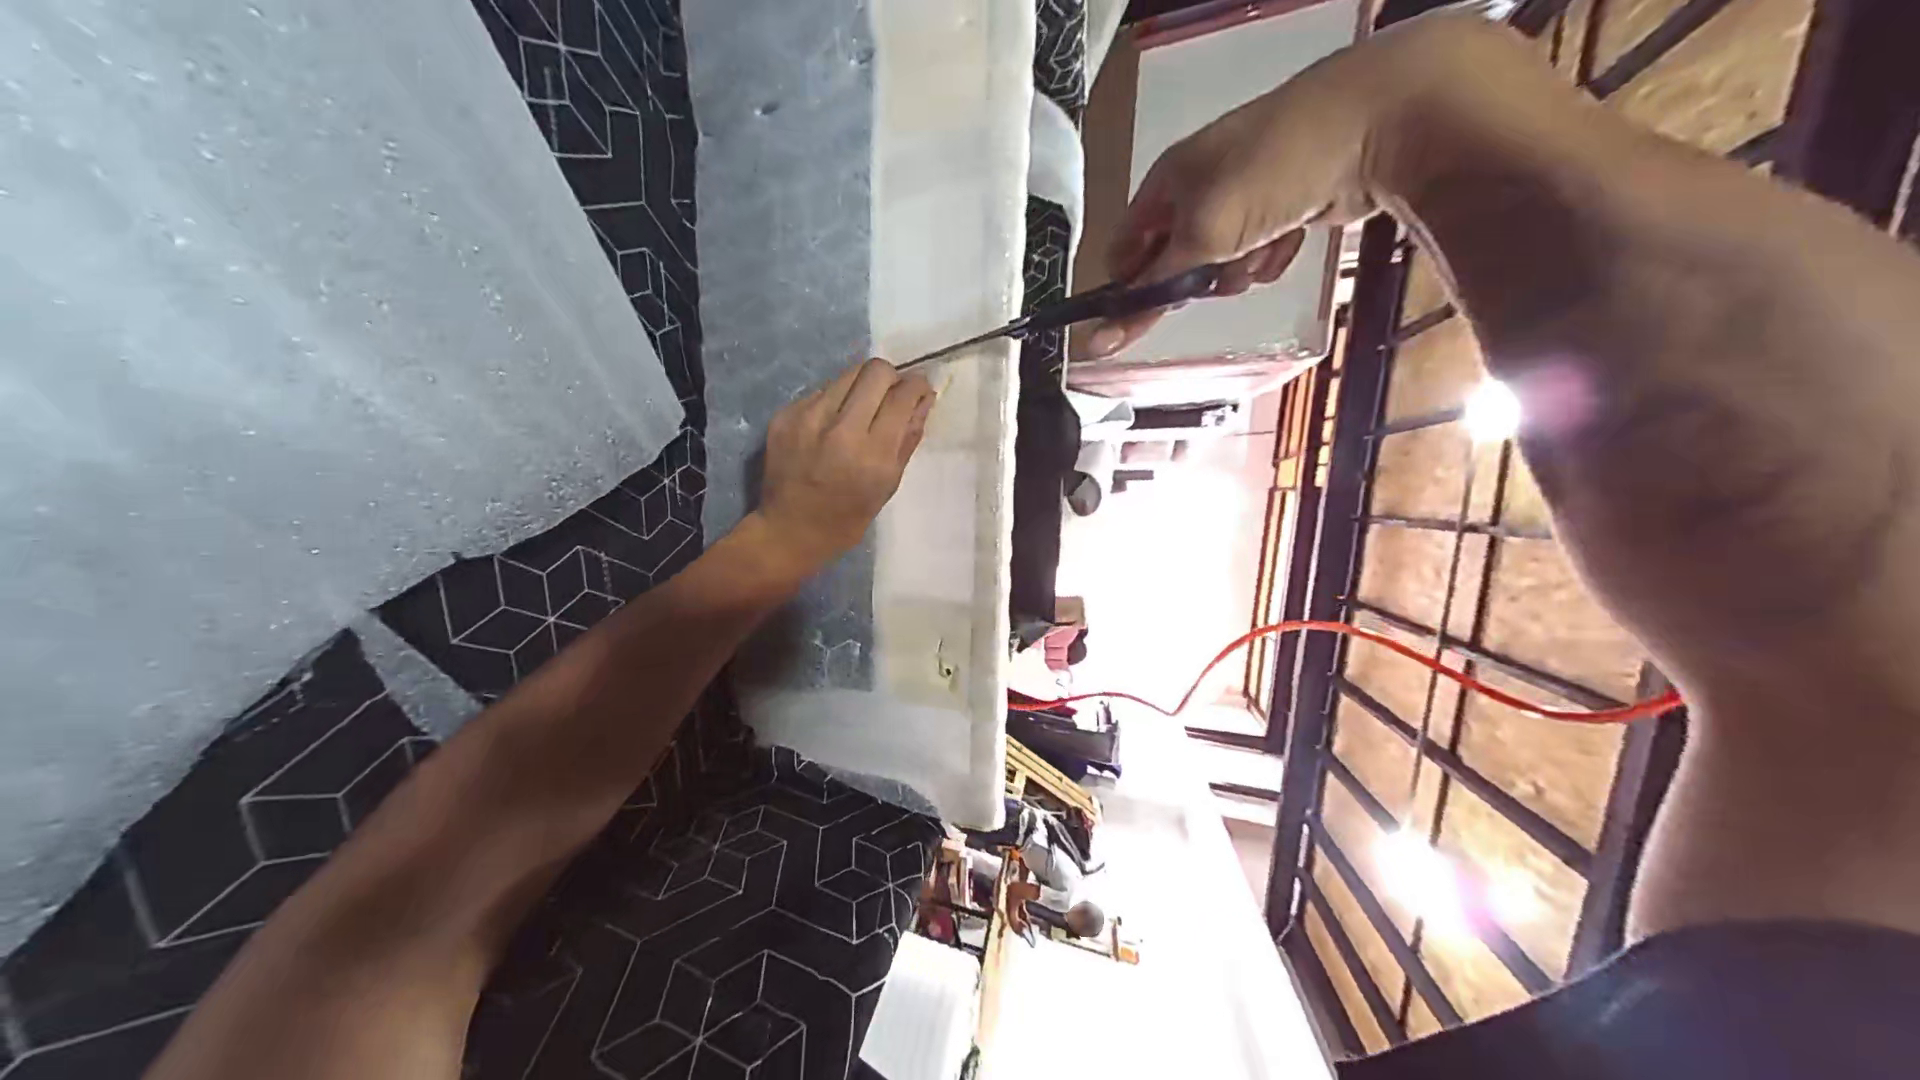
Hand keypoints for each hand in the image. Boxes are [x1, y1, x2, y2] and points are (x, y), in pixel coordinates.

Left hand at [753, 357, 934, 571]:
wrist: (789, 530)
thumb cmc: (847, 518)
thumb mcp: (888, 484)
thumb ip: (907, 437)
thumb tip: (924, 398)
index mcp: (871, 454)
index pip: (902, 395)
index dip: (917, 386)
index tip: (919, 390)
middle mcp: (840, 429)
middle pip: (875, 370)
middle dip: (891, 378)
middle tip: (891, 396)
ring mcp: (808, 418)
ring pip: (847, 374)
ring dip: (862, 387)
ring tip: (860, 411)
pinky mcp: (785, 415)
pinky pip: (822, 391)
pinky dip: (835, 402)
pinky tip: (831, 427)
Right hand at [1083, 14, 1478, 357]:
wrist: (1370, 124)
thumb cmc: (1269, 172)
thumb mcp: (1201, 233)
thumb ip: (1155, 283)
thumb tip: (1109, 327)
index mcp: (1167, 182)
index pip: (1126, 247)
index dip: (1127, 284)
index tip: (1135, 318)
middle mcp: (1198, 188)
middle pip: (1174, 260)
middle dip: (1193, 278)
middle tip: (1214, 274)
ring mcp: (1242, 196)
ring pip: (1219, 263)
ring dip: (1236, 272)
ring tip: (1259, 255)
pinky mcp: (1281, 207)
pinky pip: (1258, 254)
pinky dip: (1268, 257)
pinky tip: (1288, 243)